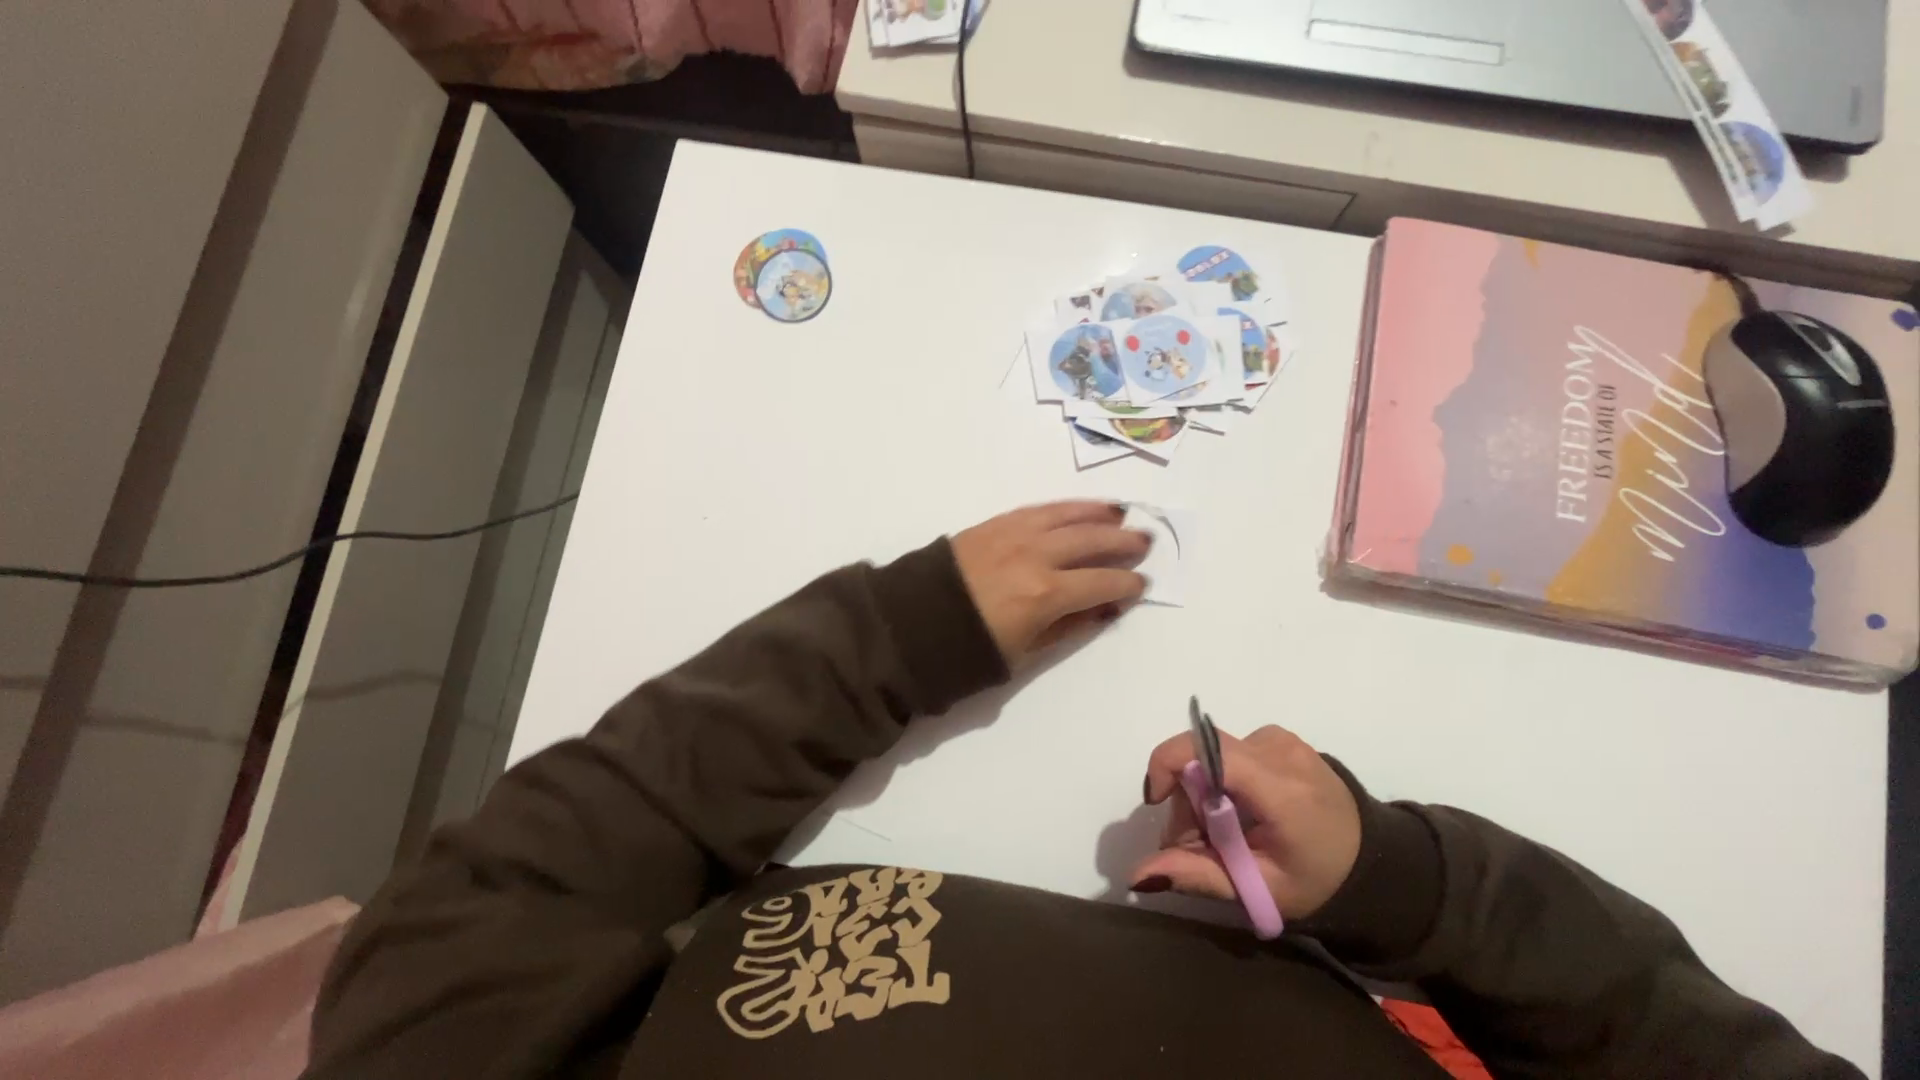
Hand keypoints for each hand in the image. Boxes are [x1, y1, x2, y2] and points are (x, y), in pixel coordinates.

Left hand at [951, 501, 1150, 669]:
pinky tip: (1079, 510)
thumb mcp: (1026, 652)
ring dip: (1098, 515)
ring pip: (1067, 516)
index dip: (1126, 584)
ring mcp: (1014, 534)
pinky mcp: (995, 524)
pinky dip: (1065, 508)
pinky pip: (1039, 509)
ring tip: (1121, 516)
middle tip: (1144, 542)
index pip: (1101, 582)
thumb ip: (1071, 626)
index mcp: (1045, 594)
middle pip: (1090, 541)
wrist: (912, 624)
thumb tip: (1107, 608)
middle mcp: (1035, 556)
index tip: (1140, 584)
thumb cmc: (970, 649)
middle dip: (1122, 542)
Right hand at [1132, 725, 1361, 919]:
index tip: (1157, 803)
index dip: (1168, 766)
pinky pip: (1232, 752)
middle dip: (1186, 801)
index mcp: (1280, 788)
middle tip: (1192, 847)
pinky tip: (1238, 815)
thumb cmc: (1320, 881)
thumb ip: (1198, 874)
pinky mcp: (1282, 739)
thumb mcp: (1259, 889)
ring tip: (1219, 837)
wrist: (1377, 862)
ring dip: (1202, 794)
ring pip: (1213, 756)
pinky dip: (1222, 782)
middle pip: (1202, 758)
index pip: (1206, 749)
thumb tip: (1137, 875)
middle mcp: (1280, 750)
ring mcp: (1283, 740)